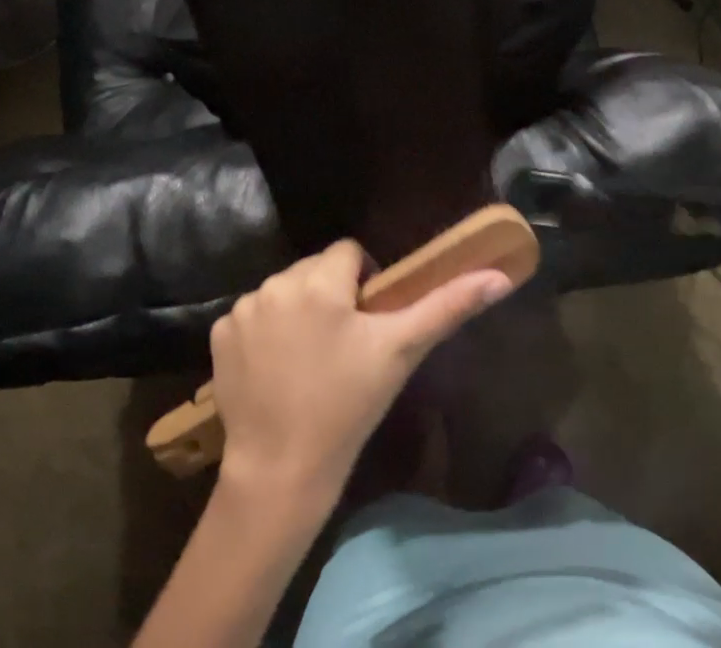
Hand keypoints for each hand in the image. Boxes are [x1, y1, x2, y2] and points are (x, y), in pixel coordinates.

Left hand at [208, 240, 514, 503]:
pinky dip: (266, 332)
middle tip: (344, 345)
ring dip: (298, 311)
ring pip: (284, 292)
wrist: (282, 467)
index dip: (364, 283)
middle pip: (314, 270)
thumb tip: (501, 275)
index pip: (348, 252)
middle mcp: (274, 284)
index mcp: (318, 281)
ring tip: (310, 360)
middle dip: (331, 295)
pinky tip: (277, 369)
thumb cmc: (349, 405)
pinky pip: (252, 316)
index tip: (369, 324)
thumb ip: (448, 306)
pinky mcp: (219, 335)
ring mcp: (241, 310)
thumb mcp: (401, 352)